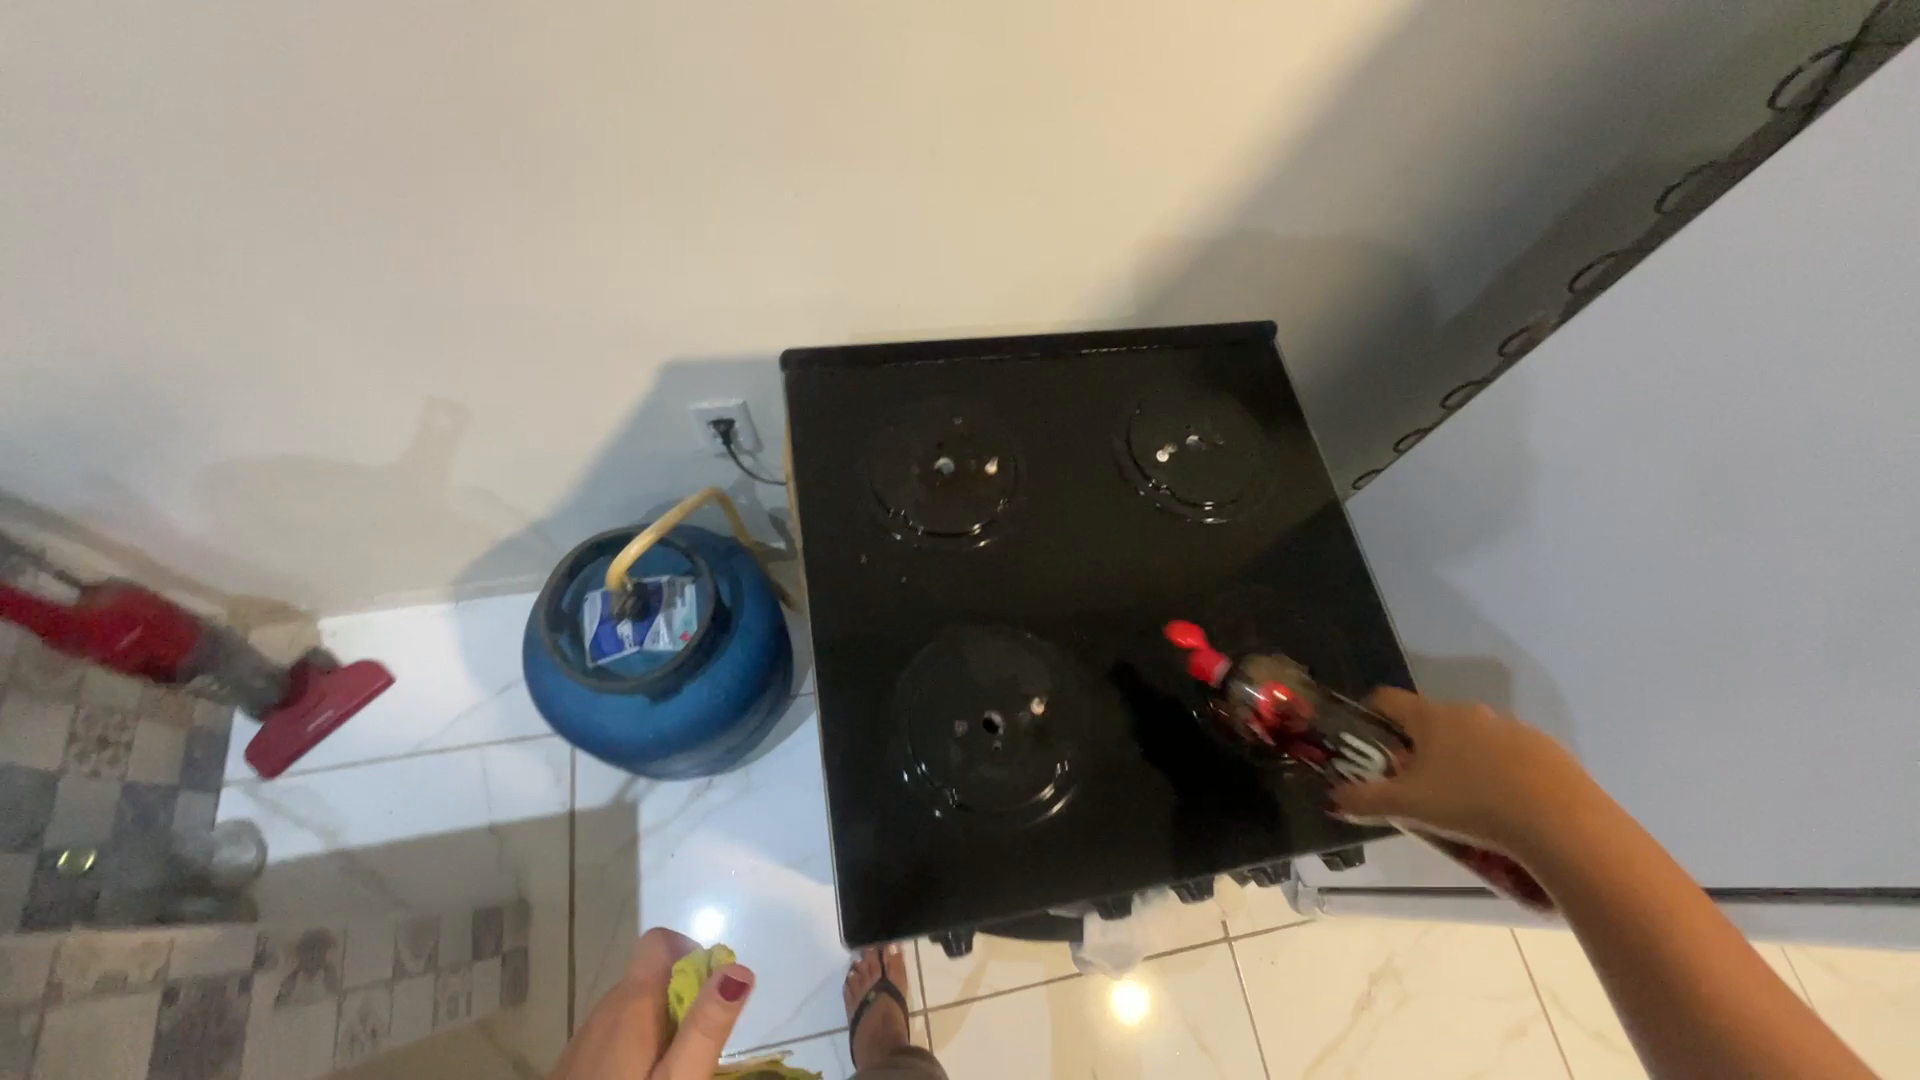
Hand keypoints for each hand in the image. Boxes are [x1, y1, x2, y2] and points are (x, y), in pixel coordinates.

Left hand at [552, 927, 755, 1079]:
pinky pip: (615, 1036)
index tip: (712, 999)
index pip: (661, 941)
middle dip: (685, 997)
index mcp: (632, 1003)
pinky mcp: (575, 1068)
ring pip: (635, 1007)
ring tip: (676, 1073)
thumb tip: (738, 968)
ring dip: (663, 1024)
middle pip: (652, 976)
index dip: (693, 955)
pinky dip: (639, 1047)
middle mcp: (606, 1010)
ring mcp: (586, 1040)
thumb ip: (706, 1025)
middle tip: (701, 1050)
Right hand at [1330, 687, 1593, 853]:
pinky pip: (1511, 757)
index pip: (1387, 699)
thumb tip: (1333, 798)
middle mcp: (1469, 712)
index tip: (1366, 742)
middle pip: (1431, 722)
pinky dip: (1500, 776)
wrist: (1561, 823)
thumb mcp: (1407, 806)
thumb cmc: (1469, 804)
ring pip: (1473, 739)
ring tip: (1463, 804)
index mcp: (1430, 717)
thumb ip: (1364, 800)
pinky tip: (1505, 809)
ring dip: (1461, 761)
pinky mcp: (1548, 750)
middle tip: (1414, 785)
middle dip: (1418, 749)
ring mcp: (1513, 728)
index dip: (1370, 715)